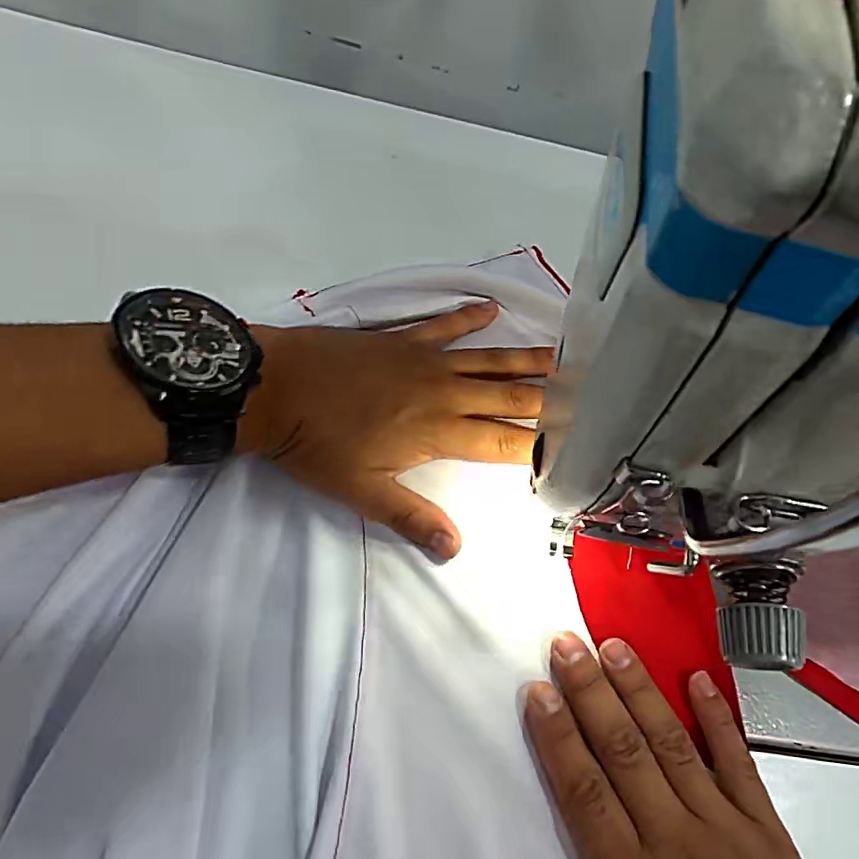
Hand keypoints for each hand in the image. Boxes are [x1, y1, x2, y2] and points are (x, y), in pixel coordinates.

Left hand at [240, 302, 551, 559]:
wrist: (270, 386)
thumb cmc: (316, 445)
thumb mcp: (362, 492)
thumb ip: (412, 518)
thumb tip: (454, 548)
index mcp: (439, 431)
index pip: (503, 440)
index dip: (539, 445)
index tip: (574, 445)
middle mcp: (444, 392)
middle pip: (508, 395)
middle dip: (550, 397)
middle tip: (587, 392)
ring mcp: (424, 360)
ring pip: (488, 359)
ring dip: (526, 359)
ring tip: (563, 356)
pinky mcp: (401, 340)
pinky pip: (444, 326)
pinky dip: (469, 318)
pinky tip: (492, 309)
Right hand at [495, 635, 858, 858]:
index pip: (585, 793)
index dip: (558, 738)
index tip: (539, 694)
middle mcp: (680, 847)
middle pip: (624, 752)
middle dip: (591, 692)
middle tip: (569, 645)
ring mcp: (730, 834)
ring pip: (674, 745)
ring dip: (642, 691)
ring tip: (617, 648)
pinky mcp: (770, 835)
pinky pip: (739, 765)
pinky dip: (718, 720)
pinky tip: (699, 682)